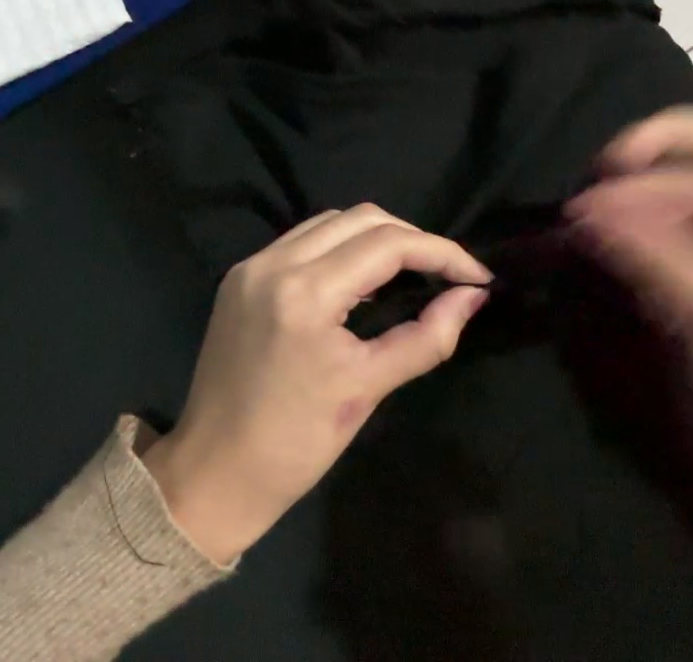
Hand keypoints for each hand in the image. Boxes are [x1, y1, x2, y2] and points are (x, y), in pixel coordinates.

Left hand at [143, 205, 491, 562]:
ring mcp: (251, 267)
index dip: (441, 252)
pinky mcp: (239, 278)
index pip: (387, 244)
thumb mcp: (368, 388)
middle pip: (361, 219)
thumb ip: (427, 336)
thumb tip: (472, 297)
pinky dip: (340, 249)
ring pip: (329, 223)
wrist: (214, 473)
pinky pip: (301, 242)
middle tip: (447, 274)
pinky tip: (362, 280)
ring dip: (376, 239)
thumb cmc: (295, 443)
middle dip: (412, 239)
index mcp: (304, 292)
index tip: (477, 276)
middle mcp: (273, 263)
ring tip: (412, 273)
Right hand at [566, 108, 692, 518]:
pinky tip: (618, 228)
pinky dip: (650, 214)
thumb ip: (662, 261)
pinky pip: (692, 221)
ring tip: (603, 192)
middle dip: (662, 144)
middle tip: (604, 167)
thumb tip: (587, 210)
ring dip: (655, 172)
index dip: (644, 190)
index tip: (581, 210)